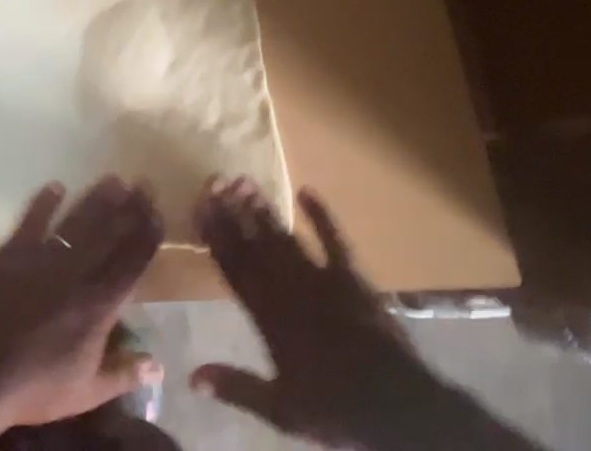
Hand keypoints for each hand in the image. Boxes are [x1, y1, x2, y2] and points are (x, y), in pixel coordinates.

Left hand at [0, 176, 166, 429]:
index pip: (131, 264)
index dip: (146, 237)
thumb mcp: (85, 393)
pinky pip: (31, 221)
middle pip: (108, 235)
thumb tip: (159, 366)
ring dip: (95, 200)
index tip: (158, 213)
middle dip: (129, 208)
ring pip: (76, 223)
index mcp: (97, 308)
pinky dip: (44, 202)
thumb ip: (123, 375)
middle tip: (143, 183)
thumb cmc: (33, 388)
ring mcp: (41, 261)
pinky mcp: (10, 254)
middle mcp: (74, 275)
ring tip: (112, 179)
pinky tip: (56, 186)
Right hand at [190, 178, 430, 445]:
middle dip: (232, 212)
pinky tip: (307, 193)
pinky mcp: (353, 280)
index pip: (234, 268)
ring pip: (285, 239)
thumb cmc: (336, 410)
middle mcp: (290, 290)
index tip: (198, 206)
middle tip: (213, 180)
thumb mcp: (281, 410)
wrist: (399, 408)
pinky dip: (322, 217)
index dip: (214, 236)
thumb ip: (236, 388)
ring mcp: (323, 281)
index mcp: (269, 318)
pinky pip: (335, 242)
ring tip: (243, 181)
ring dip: (264, 211)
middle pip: (254, 245)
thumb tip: (191, 377)